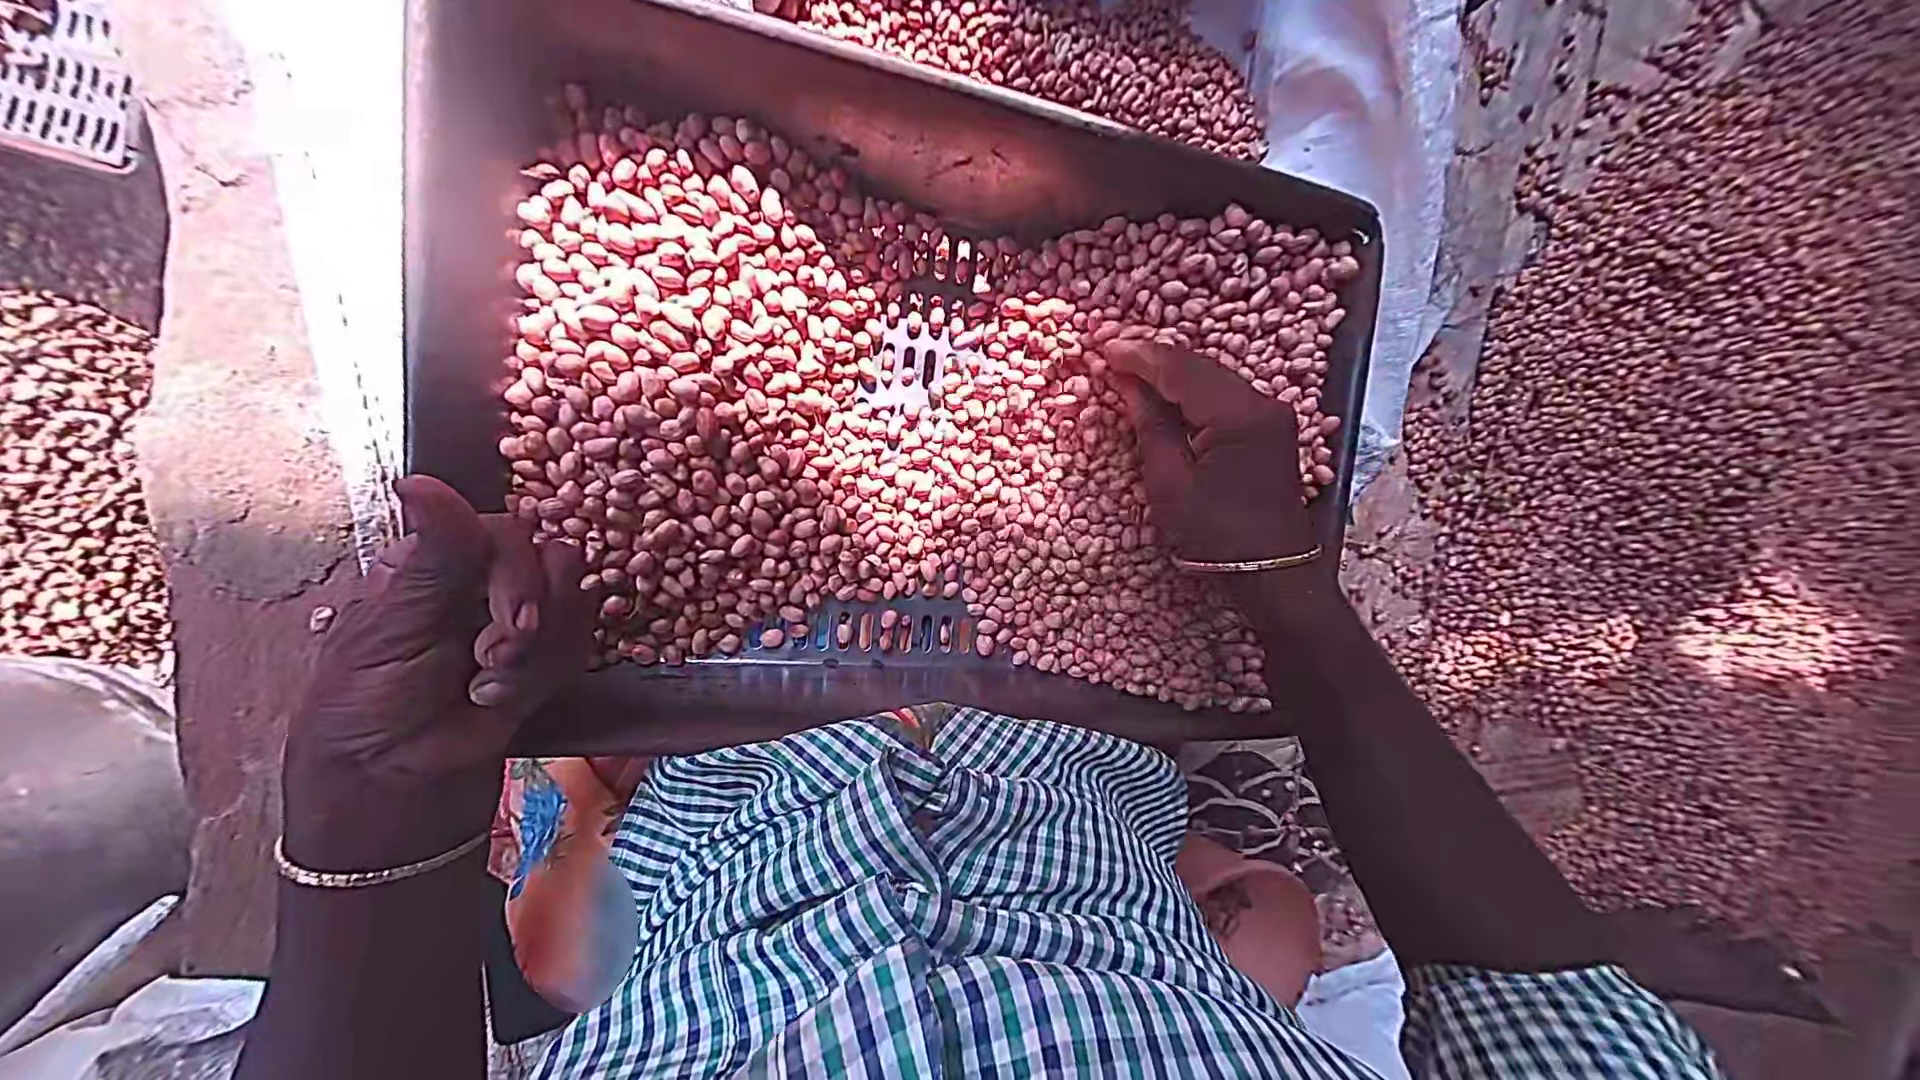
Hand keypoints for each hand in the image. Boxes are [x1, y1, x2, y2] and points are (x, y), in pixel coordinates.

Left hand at [283, 475, 593, 870]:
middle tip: (496, 657)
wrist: (398, 781)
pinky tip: (499, 697)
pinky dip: (543, 676)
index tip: (508, 621)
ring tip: (486, 683)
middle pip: (555, 560)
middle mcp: (489, 579)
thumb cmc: (369, 702)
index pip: (510, 533)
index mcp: (442, 560)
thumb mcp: (393, 629)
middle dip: (533, 614)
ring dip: (538, 651)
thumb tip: (420, 482)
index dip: (519, 573)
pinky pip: (581, 642)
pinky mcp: (552, 651)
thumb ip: (432, 559)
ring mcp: (527, 614)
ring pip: (574, 601)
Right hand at [1105, 339, 1314, 566]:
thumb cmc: (1215, 534)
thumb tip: (1129, 385)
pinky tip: (1165, 392)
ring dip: (1172, 372)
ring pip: (1212, 376)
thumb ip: (1150, 426)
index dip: (1140, 357)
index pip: (1181, 370)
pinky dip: (1191, 389)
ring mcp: (1271, 413)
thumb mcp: (1170, 483)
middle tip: (1113, 353)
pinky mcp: (1269, 426)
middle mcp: (1262, 403)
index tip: (1105, 348)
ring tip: (1132, 370)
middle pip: (1199, 366)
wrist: (1269, 567)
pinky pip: (1222, 394)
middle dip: (1155, 359)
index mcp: (1238, 416)